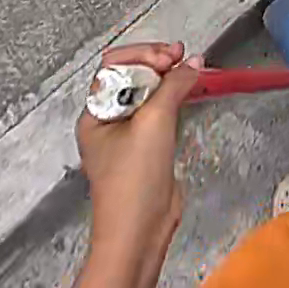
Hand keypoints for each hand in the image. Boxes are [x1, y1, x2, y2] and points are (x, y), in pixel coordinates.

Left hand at [70, 42, 200, 287]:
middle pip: (131, 75)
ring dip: (167, 78)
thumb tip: (193, 63)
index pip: (115, 66)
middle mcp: (107, 119)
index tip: (170, 57)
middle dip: (156, 62)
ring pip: (146, 92)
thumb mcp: (155, 121)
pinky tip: (187, 90)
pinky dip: (173, 97)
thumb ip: (174, 85)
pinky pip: (158, 111)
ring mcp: (127, 133)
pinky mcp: (146, 146)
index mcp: (95, 111)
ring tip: (189, 69)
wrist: (140, 233)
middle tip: (181, 57)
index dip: (143, 55)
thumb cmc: (134, 181)